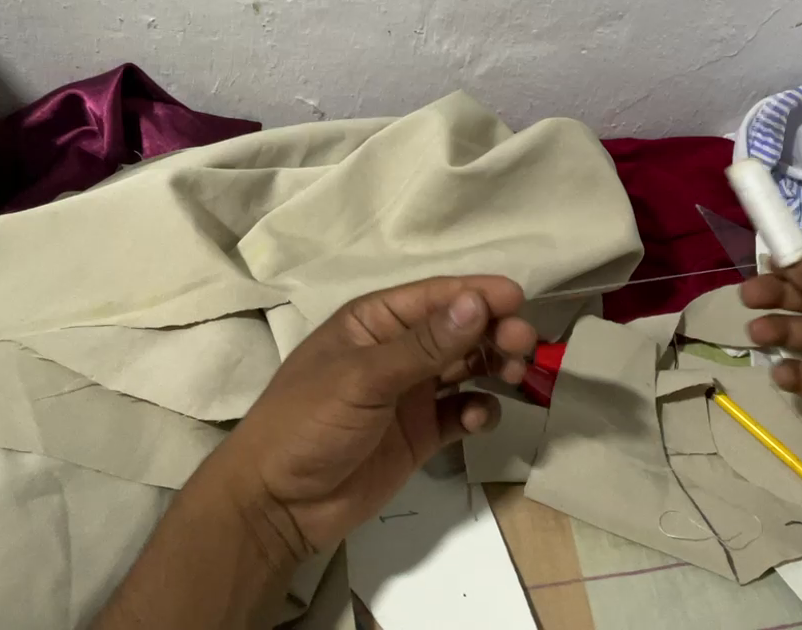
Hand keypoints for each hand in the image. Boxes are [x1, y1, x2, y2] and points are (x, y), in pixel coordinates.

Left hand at [201, 275, 538, 563]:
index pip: (436, 296)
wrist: (276, 507)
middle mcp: (398, 349)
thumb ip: (425, 344)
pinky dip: (478, 411)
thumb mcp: (364, 378)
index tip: (518, 298)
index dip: (477, 293)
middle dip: (493, 330)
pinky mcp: (421, 433)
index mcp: (376, 321)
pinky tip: (479, 419)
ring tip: (513, 375)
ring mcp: (411, 392)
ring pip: (466, 367)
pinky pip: (461, 412)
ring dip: (492, 365)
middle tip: (524, 343)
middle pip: (458, 330)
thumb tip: (477, 302)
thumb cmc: (308, 422)